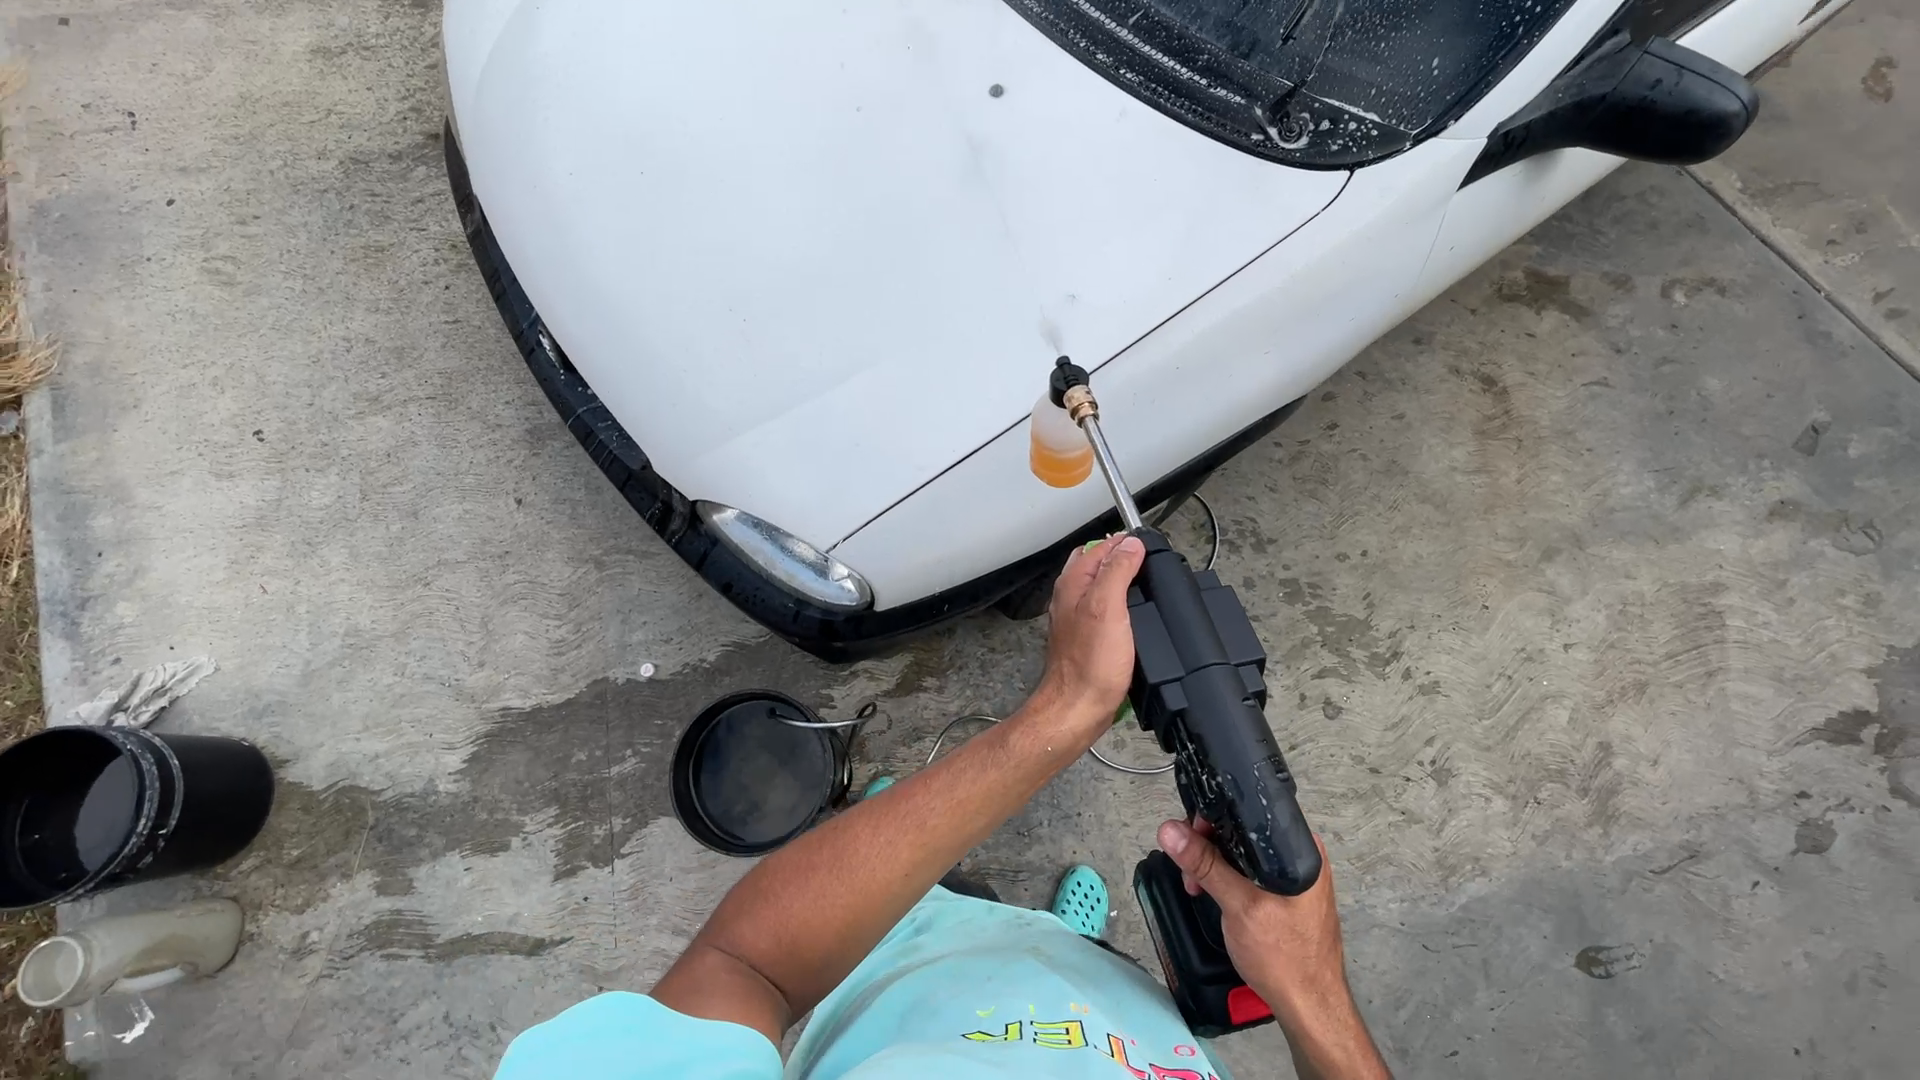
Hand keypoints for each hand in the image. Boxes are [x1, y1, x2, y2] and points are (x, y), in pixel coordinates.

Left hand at [1033, 534, 1145, 739]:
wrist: (1078, 707)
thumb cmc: (1089, 665)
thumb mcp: (1107, 608)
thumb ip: (1117, 572)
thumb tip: (1131, 545)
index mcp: (1073, 584)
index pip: (1099, 547)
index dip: (1125, 542)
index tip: (1148, 544)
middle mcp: (1071, 597)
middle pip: (1097, 564)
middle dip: (1121, 557)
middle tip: (1148, 560)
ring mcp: (1077, 618)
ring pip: (1100, 586)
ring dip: (1121, 580)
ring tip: (1145, 580)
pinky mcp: (1088, 638)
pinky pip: (1104, 609)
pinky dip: (1120, 603)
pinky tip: (1134, 614)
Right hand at [1156, 819, 1381, 1073]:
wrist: (1309, 1009)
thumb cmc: (1284, 957)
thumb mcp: (1239, 906)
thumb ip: (1205, 865)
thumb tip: (1169, 829)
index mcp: (1302, 848)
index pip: (1252, 811)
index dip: (1216, 816)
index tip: (1191, 834)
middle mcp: (1301, 856)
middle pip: (1243, 832)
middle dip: (1210, 846)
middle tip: (1190, 870)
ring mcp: (1294, 878)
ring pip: (1242, 854)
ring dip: (1214, 865)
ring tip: (1197, 888)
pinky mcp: (1285, 895)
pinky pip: (1249, 873)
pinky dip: (1227, 880)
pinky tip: (1213, 895)